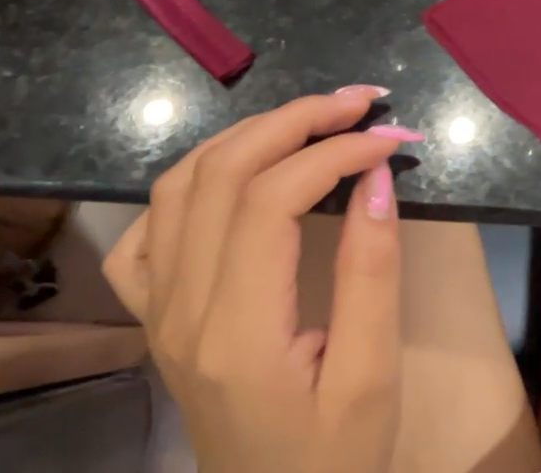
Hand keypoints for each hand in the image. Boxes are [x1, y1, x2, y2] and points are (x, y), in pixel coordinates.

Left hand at [104, 87, 418, 472]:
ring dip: (247, 136)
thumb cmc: (335, 460)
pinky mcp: (157, 319)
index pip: (271, 199)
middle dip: (294, 120)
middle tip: (360, 103)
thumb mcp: (373, 374)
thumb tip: (377, 175)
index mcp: (236, 331)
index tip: (391, 137)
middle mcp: (180, 311)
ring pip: (179, 185)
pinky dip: (192, 184)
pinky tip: (239, 179)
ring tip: (312, 122)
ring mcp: (158, 313)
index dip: (334, 152)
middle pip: (219, 173)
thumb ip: (371, 270)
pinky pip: (148, 232)